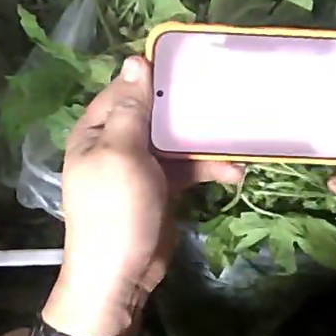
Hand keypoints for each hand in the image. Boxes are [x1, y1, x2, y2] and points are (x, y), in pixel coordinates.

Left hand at [46, 56, 240, 335]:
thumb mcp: (121, 154)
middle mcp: (117, 142)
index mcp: (98, 130)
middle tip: (224, 91)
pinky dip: (208, 168)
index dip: (155, 73)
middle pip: (155, 112)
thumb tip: (134, 60)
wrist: (121, 275)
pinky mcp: (162, 187)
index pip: (126, 89)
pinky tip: (234, 171)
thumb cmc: (115, 210)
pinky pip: (187, 167)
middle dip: (187, 105)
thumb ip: (131, 110)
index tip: (191, 59)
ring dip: (205, 140)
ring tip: (238, 135)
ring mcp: (141, 166)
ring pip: (176, 140)